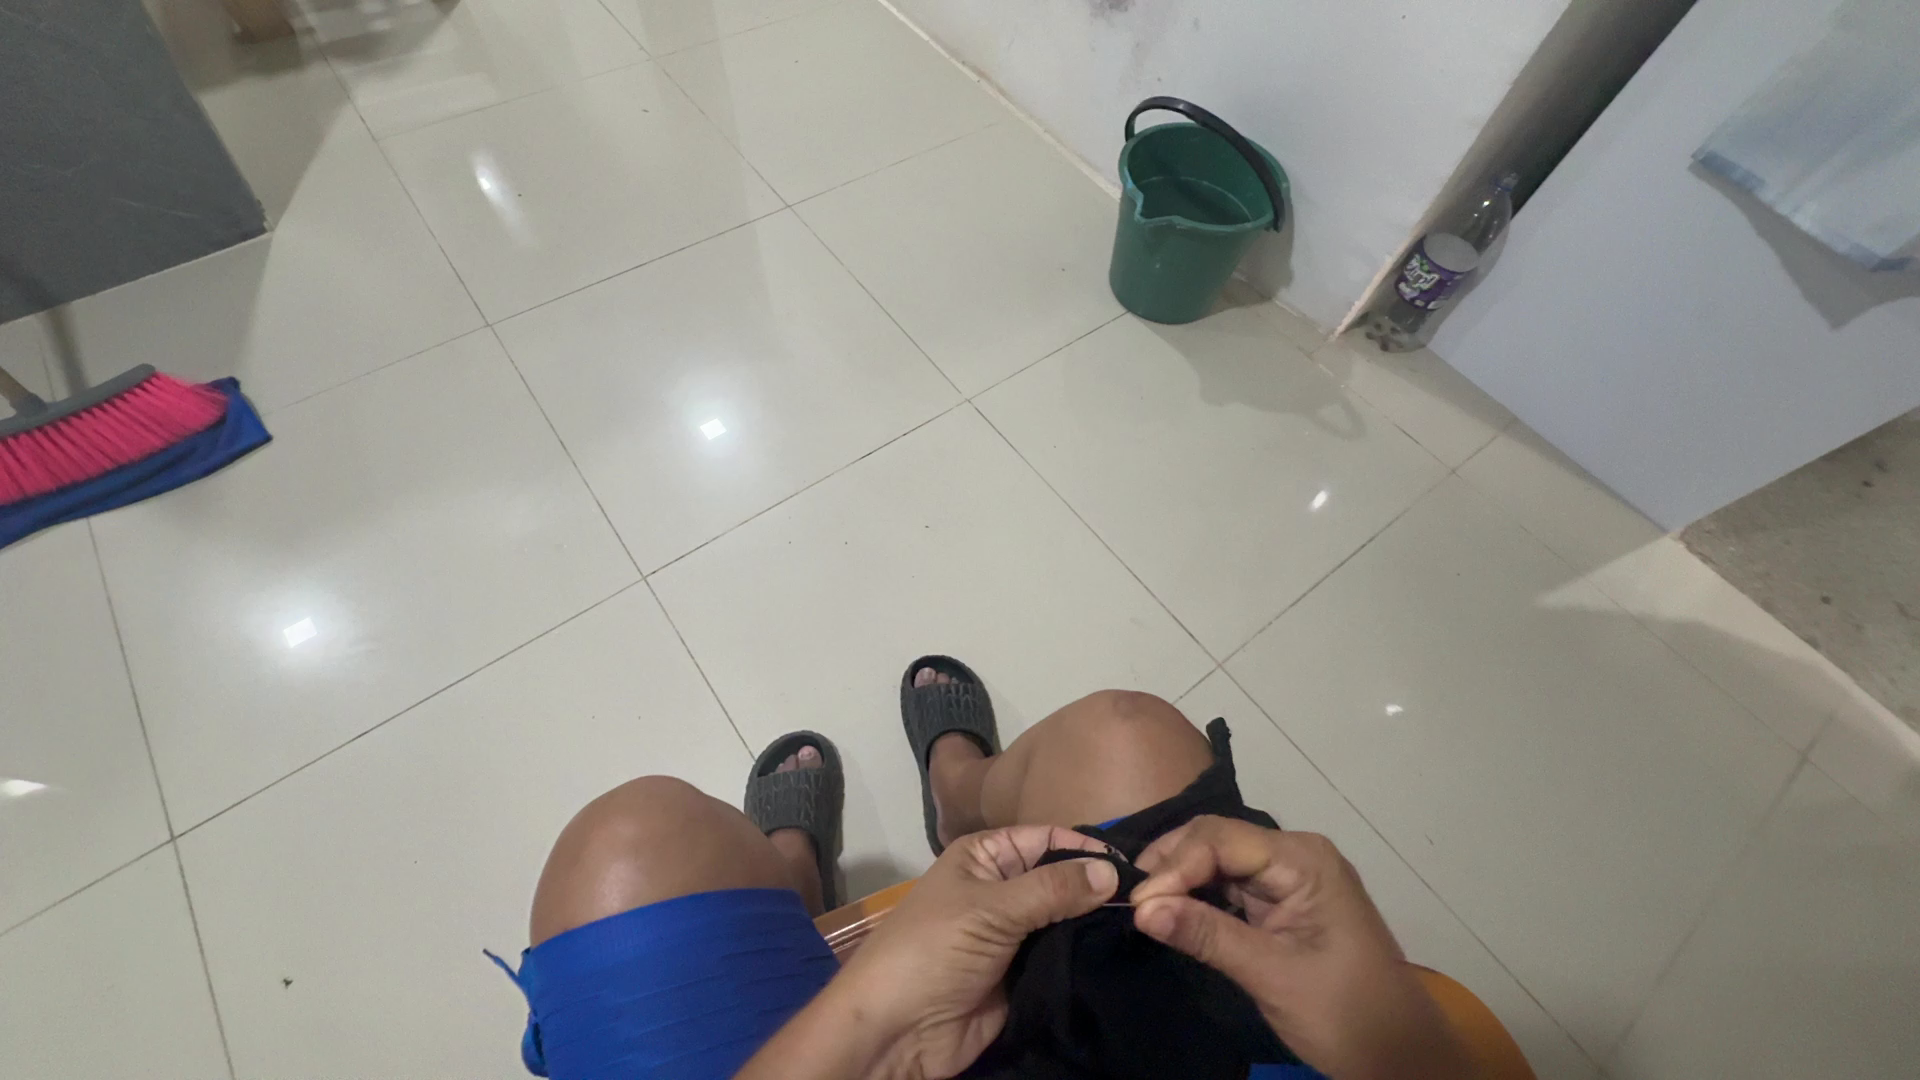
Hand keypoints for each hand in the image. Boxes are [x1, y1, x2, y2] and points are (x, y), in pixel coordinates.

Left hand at [838, 825, 1119, 1078]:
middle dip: (1097, 888)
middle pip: (1060, 879)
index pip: (1046, 839)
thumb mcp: (991, 909)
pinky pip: (1062, 958)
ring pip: (1066, 920)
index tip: (1138, 864)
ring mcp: (1015, 934)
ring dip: (1096, 925)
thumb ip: (1052, 889)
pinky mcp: (1025, 975)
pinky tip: (1124, 956)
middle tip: (1153, 900)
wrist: (897, 1031)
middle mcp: (1003, 888)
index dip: (1086, 847)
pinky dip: (1087, 958)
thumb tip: (1112, 870)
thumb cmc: (934, 949)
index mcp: (987, 856)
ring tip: (1146, 927)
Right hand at [1130, 817, 1471, 1079]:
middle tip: (1133, 900)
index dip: (1175, 865)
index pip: (1220, 839)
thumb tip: (1141, 910)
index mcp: (1302, 860)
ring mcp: (1286, 876)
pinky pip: (1226, 883)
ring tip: (1143, 904)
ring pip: (1216, 858)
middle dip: (1171, 865)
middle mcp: (1293, 854)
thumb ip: (1207, 935)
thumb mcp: (1273, 976)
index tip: (1138, 904)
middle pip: (1215, 839)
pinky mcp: (1279, 900)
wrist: (1405, 1064)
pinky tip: (1170, 907)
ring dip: (1178, 878)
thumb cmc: (1348, 1017)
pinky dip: (1195, 894)